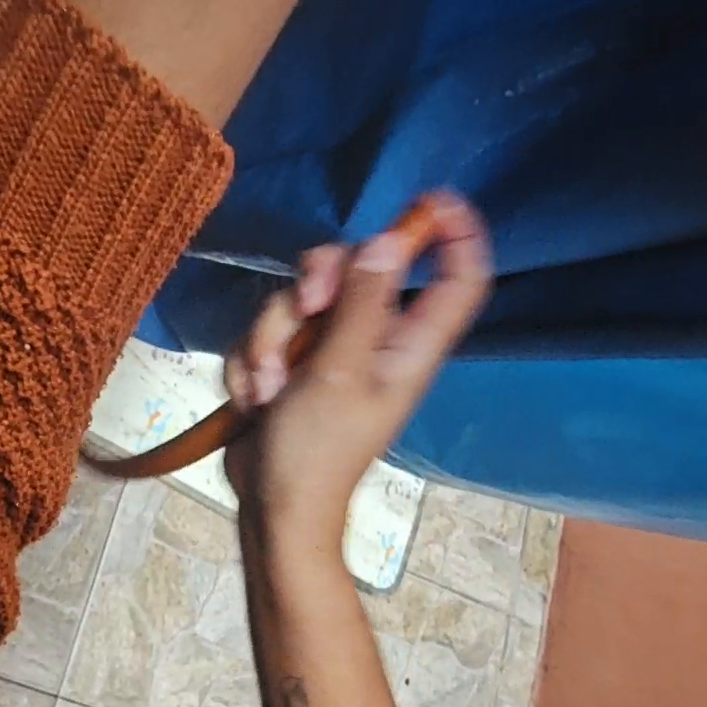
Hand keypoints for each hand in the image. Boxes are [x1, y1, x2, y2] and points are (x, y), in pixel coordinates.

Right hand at [223, 192, 491, 538]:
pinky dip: (250, 365)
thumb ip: (363, 305)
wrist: (271, 505)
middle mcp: (370, 340)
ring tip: (267, 389)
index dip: (454, 236)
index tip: (430, 201)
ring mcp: (323, 353)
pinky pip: (263, 337)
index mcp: (407, 343)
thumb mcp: (340, 372)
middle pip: (355, 270)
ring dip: (269, 340)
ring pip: (295, 303)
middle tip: (305, 308)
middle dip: (316, 283)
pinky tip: (252, 400)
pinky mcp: (284, 367)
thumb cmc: (317, 450)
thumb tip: (387, 242)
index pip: (456, 277)